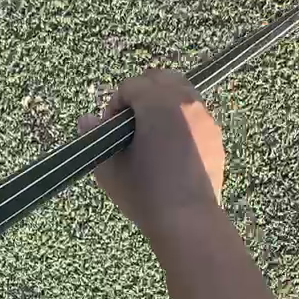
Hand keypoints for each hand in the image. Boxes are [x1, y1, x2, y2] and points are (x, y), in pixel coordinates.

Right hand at [79, 70, 225, 237]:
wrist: (187, 219)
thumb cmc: (145, 194)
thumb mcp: (111, 169)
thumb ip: (96, 139)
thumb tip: (85, 120)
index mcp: (157, 103)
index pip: (131, 86)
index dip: (114, 105)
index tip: (109, 130)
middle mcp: (185, 101)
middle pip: (159, 78)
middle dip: (140, 95)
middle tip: (128, 126)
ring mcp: (204, 116)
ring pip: (180, 92)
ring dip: (161, 105)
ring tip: (149, 136)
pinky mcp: (214, 134)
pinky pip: (193, 114)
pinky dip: (178, 121)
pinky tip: (168, 150)